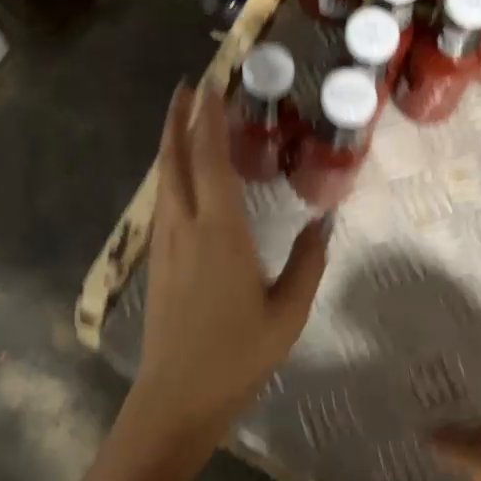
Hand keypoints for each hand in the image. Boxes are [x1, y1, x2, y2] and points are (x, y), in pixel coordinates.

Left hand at [130, 84, 329, 436]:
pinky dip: (170, 171)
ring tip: (181, 117)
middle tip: (188, 86)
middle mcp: (185, 225)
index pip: (209, 159)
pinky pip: (162, 198)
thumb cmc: (238, 355)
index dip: (208, 119)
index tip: (211, 86)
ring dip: (170, 141)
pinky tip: (179, 173)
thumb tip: (324, 220)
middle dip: (179, 118)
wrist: (178, 394)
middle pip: (174, 158)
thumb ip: (308, 261)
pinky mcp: (157, 257)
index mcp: (219, 231)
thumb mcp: (288, 312)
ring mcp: (164, 241)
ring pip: (163, 177)